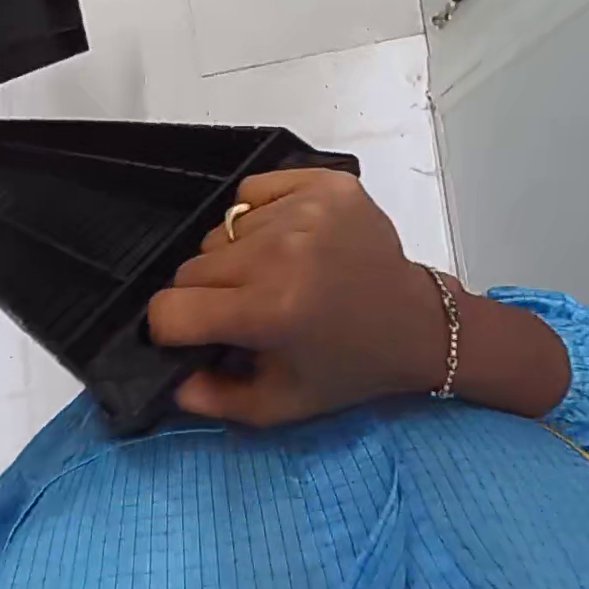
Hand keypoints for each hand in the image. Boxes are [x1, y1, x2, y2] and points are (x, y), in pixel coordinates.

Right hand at [146, 170, 449, 425]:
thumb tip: (168, 378)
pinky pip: (250, 193)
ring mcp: (304, 210)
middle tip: (246, 309)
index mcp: (271, 311)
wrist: (420, 324)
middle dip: (205, 296)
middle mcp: (283, 253)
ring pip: (218, 233)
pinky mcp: (323, 183)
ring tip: (276, 275)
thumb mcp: (278, 405)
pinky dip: (256, 217)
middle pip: (189, 269)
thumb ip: (212, 400)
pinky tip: (288, 241)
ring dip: (235, 258)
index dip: (171, 329)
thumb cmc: (346, 368)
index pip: (170, 309)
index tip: (192, 335)